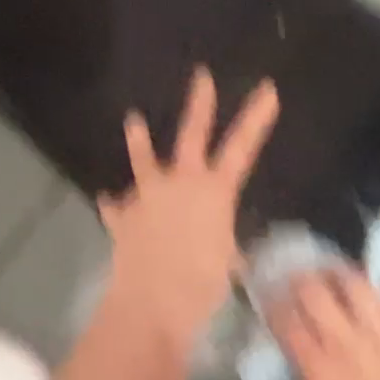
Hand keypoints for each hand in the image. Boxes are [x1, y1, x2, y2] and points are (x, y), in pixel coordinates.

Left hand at [100, 67, 278, 348]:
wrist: (151, 303)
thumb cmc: (202, 284)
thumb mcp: (227, 263)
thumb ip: (226, 247)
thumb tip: (230, 255)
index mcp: (215, 191)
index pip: (242, 146)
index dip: (257, 117)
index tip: (267, 88)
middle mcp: (181, 183)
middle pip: (191, 134)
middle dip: (199, 103)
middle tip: (201, 76)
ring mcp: (147, 197)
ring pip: (143, 161)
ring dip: (139, 141)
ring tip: (132, 120)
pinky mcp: (123, 217)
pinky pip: (119, 208)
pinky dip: (119, 207)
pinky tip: (112, 205)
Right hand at [272, 268, 379, 379]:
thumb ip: (312, 374)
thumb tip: (301, 349)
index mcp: (322, 370)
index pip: (289, 323)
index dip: (274, 305)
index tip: (267, 296)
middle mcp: (348, 343)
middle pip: (315, 294)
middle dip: (298, 280)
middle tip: (291, 276)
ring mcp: (379, 333)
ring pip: (352, 285)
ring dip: (333, 274)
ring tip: (324, 271)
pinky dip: (363, 289)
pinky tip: (356, 289)